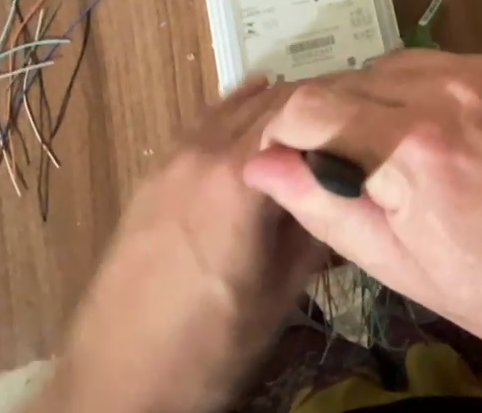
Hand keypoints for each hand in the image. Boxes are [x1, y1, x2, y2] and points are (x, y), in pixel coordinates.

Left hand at [37, 79, 326, 412]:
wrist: (116, 381)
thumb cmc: (211, 342)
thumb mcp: (282, 289)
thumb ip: (314, 221)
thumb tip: (339, 179)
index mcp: (239, 176)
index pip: (298, 108)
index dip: (335, 102)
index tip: (365, 109)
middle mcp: (204, 152)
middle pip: (265, 101)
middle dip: (308, 101)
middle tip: (346, 113)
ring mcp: (171, 160)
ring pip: (232, 108)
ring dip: (271, 104)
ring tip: (308, 115)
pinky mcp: (152, 176)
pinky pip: (203, 125)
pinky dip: (233, 111)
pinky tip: (251, 110)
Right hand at [241, 51, 481, 389]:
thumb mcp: (407, 268)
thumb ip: (325, 206)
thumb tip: (262, 165)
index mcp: (414, 148)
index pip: (310, 104)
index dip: (281, 130)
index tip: (279, 157)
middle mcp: (449, 90)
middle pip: (348, 77)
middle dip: (324, 117)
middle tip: (328, 165)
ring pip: (393, 65)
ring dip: (371, 99)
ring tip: (383, 154)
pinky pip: (442, 64)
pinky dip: (419, 90)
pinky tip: (434, 134)